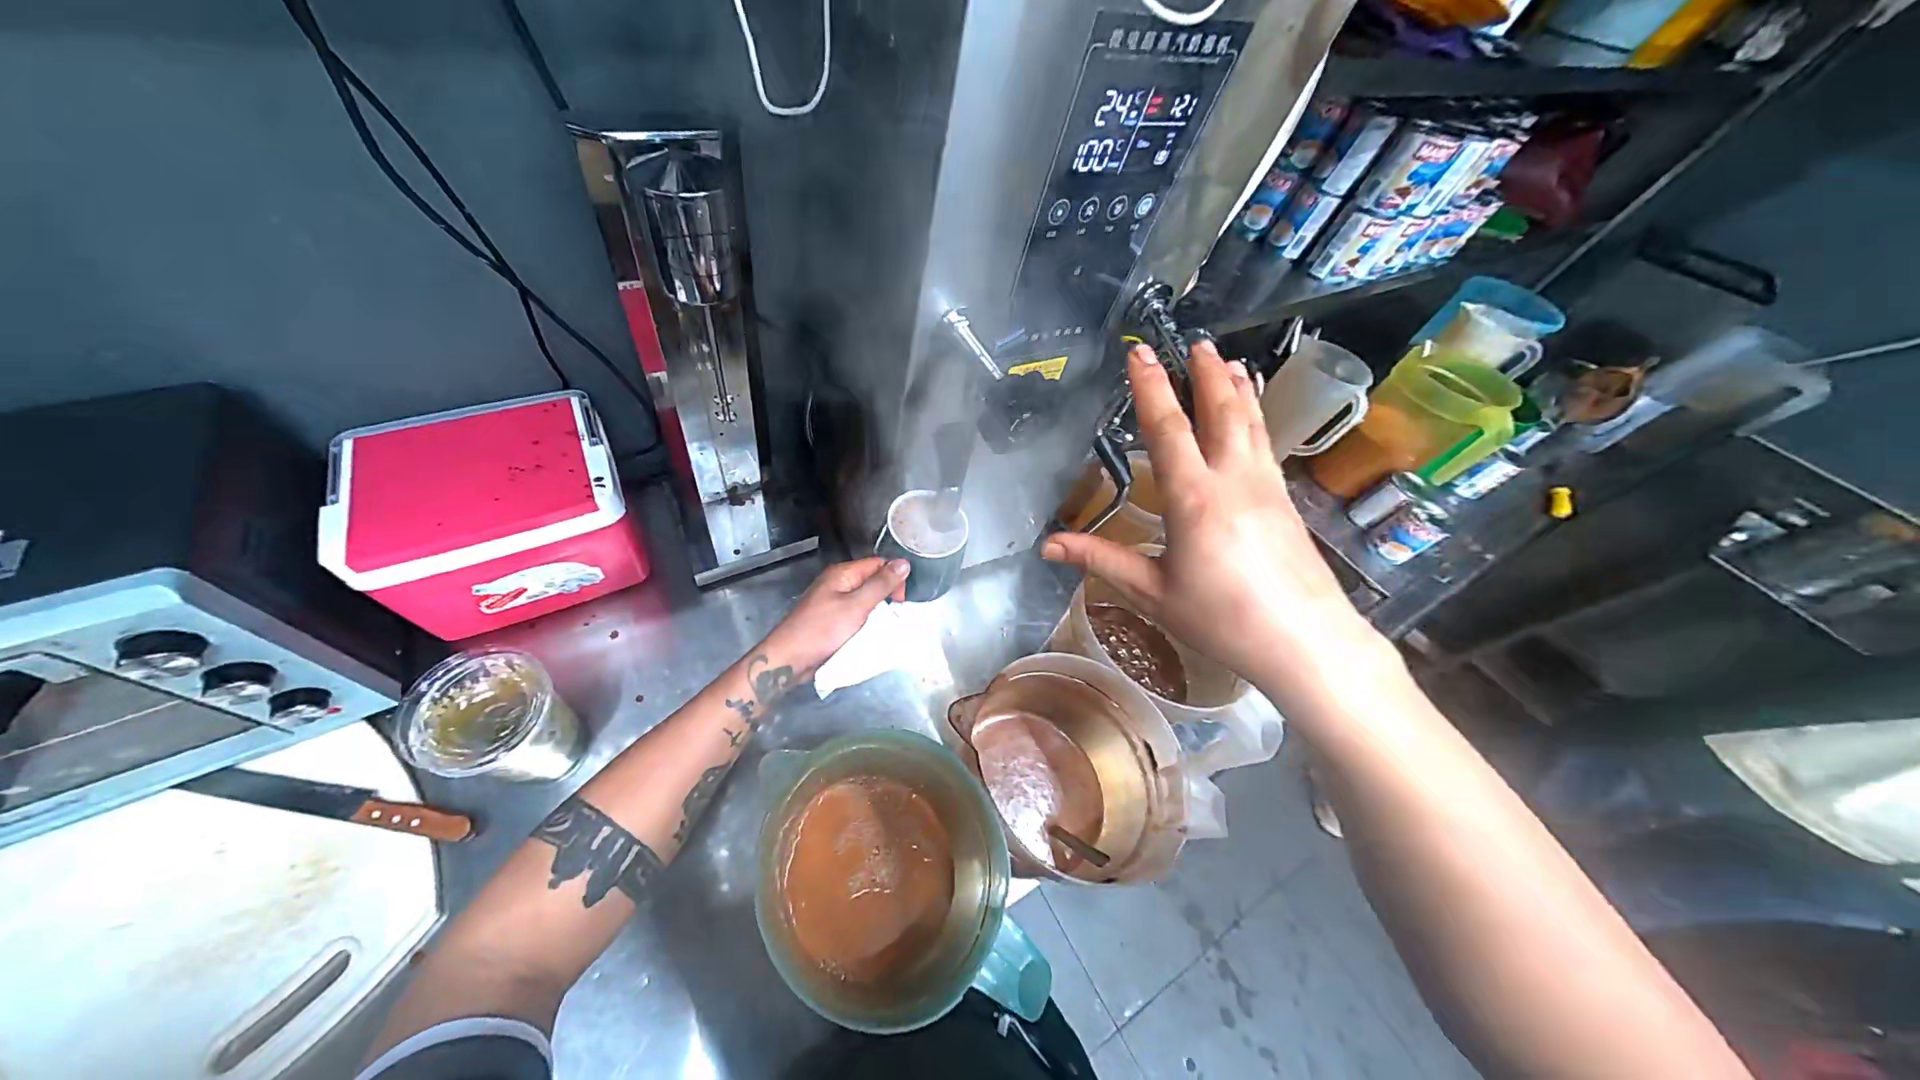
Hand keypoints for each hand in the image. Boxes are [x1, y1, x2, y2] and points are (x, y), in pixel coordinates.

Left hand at [761, 557, 909, 676]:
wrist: (789, 659)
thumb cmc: (822, 631)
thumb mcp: (856, 607)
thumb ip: (880, 585)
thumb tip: (904, 563)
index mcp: (842, 573)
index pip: (878, 564)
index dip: (893, 578)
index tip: (900, 602)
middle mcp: (837, 583)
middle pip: (871, 580)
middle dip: (886, 596)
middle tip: (893, 617)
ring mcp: (832, 601)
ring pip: (864, 599)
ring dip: (876, 611)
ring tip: (883, 626)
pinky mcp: (829, 618)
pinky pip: (854, 614)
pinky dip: (864, 621)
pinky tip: (869, 633)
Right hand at [1042, 342, 1393, 710]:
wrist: (1306, 642)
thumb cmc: (1223, 620)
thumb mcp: (1154, 593)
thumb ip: (1102, 560)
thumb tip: (1048, 545)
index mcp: (1193, 498)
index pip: (1167, 428)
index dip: (1150, 387)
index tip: (1138, 352)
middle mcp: (1233, 479)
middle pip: (1219, 411)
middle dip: (1204, 373)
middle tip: (1193, 341)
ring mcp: (1266, 487)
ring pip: (1250, 423)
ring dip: (1236, 387)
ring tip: (1228, 359)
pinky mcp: (1287, 501)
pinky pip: (1266, 444)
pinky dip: (1257, 417)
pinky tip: (1255, 416)